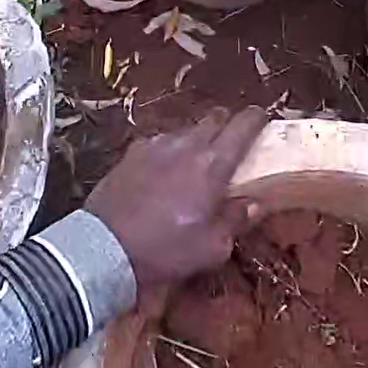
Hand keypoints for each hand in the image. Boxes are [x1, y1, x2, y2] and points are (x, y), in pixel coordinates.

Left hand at [84, 107, 266, 291]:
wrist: (105, 246)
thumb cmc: (166, 250)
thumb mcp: (212, 247)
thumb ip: (236, 220)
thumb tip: (255, 203)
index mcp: (213, 164)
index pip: (242, 126)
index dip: (255, 118)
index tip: (262, 117)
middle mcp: (186, 145)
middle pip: (214, 119)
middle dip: (227, 122)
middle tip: (232, 138)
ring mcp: (156, 145)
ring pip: (186, 130)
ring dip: (197, 138)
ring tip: (196, 158)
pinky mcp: (132, 152)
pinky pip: (159, 142)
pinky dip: (169, 149)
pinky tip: (164, 168)